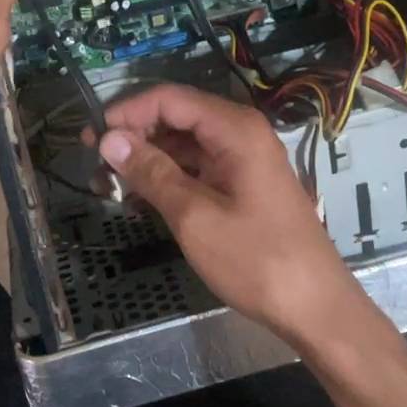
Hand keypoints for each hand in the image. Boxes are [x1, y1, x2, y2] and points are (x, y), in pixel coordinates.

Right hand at [95, 84, 359, 341]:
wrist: (315, 308)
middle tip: (93, 163)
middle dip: (133, 135)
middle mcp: (241, 134)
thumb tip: (108, 140)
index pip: (169, 99)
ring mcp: (243, 160)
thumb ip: (151, 172)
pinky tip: (138, 198)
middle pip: (176, 117)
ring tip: (107, 184)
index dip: (127, 112)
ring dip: (146, 159)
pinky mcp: (243, 186)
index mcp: (235, 129)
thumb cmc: (256, 260)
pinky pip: (197, 168)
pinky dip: (167, 177)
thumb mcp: (194, 216)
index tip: (91, 137)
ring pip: (184, 144)